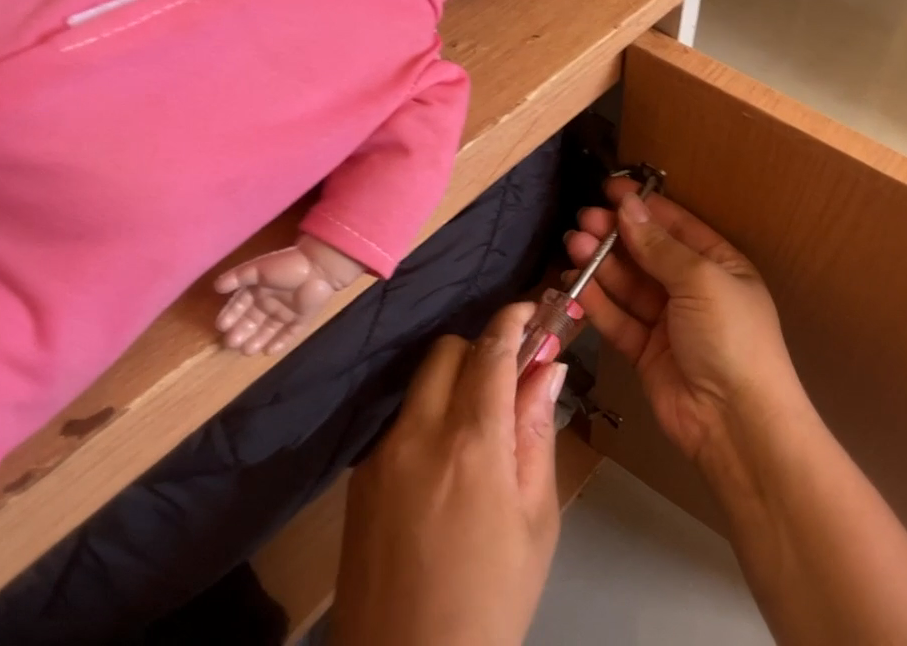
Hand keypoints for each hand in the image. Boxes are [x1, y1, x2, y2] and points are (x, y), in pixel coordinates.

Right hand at [211, 234, 361, 355]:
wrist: (320, 267)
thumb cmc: (287, 266)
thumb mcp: (258, 268)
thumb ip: (237, 277)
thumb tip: (216, 287)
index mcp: (260, 288)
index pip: (241, 304)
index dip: (231, 314)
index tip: (221, 326)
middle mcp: (272, 301)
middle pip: (253, 319)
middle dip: (242, 331)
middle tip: (231, 343)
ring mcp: (288, 310)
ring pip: (270, 329)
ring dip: (258, 339)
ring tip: (246, 351)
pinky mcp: (303, 318)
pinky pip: (290, 333)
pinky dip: (280, 342)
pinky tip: (269, 352)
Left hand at [331, 303, 564, 645]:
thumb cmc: (494, 596)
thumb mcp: (536, 516)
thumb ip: (537, 431)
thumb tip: (548, 368)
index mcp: (472, 442)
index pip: (491, 349)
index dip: (515, 320)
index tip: (534, 311)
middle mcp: (418, 434)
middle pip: (446, 352)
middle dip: (482, 349)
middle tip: (512, 377)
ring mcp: (380, 456)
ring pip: (419, 384)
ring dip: (453, 382)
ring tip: (481, 425)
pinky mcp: (358, 480)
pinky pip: (398, 423)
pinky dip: (427, 418)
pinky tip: (445, 463)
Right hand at [565, 177, 803, 465]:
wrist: (736, 419)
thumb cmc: (731, 336)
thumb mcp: (701, 280)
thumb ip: (660, 247)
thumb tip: (629, 208)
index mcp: (720, 265)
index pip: (677, 226)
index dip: (645, 206)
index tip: (609, 189)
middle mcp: (695, 289)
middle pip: (648, 254)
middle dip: (617, 235)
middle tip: (582, 218)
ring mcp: (669, 322)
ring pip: (628, 285)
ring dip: (602, 264)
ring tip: (573, 243)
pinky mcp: (645, 352)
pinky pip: (618, 319)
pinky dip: (597, 302)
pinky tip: (575, 282)